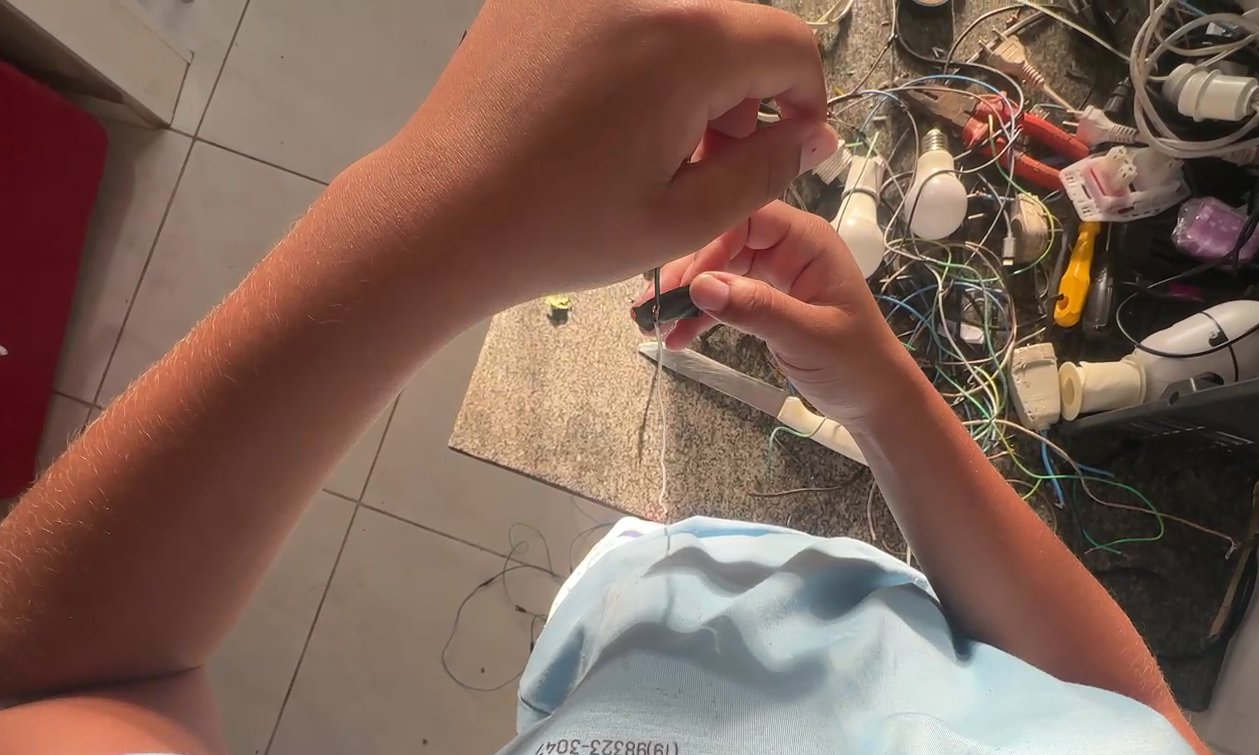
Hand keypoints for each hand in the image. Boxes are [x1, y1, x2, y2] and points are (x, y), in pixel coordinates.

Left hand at [355, 0, 837, 306]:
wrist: (447, 214)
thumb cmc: (563, 229)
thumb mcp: (682, 220)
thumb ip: (764, 173)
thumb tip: (812, 138)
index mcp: (686, 44)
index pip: (790, 44)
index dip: (806, 100)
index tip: (792, 148)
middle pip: (734, 27)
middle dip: (746, 95)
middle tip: (712, 165)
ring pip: (680, 22)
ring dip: (695, 79)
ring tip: (659, 149)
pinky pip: (624, 18)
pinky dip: (643, 61)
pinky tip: (612, 122)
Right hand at [649, 200, 925, 430]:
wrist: (874, 400)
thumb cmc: (857, 364)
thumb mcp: (808, 336)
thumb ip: (757, 310)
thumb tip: (700, 286)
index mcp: (806, 240)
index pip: (745, 218)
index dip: (708, 244)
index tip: (681, 284)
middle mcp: (787, 249)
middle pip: (724, 243)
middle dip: (687, 273)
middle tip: (652, 305)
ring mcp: (774, 275)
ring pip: (718, 273)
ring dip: (686, 298)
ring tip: (651, 324)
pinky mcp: (765, 302)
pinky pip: (725, 300)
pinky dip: (700, 318)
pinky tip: (675, 337)